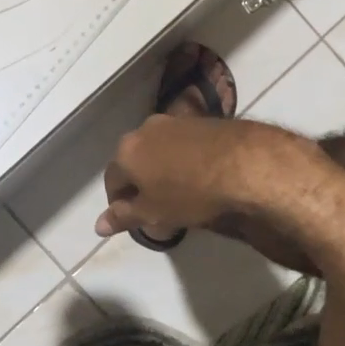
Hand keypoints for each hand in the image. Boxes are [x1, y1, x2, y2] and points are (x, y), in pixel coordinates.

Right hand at [95, 114, 322, 237]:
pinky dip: (184, 160)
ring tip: (179, 192)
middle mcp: (145, 130)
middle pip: (134, 161)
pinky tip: (200, 176)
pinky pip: (183, 144)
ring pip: (159, 150)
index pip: (111, 181)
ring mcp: (175, 121)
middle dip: (140, 183)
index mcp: (126, 152)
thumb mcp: (153, 213)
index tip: (132, 218)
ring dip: (162, 170)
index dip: (119, 203)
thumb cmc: (190, 194)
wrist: (246, 165)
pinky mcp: (203, 120)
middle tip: (155, 207)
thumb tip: (98, 226)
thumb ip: (123, 218)